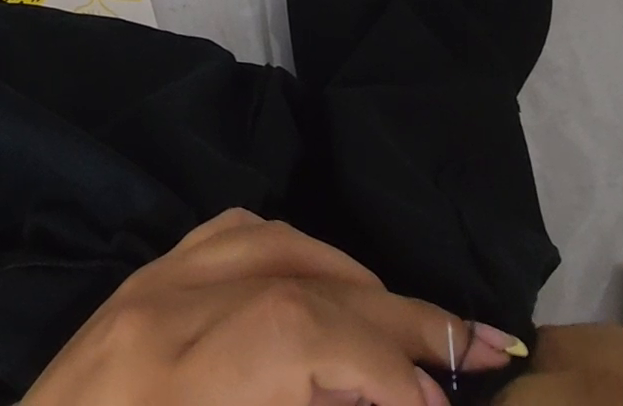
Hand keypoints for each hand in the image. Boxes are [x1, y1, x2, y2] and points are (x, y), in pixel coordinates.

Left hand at [23, 209, 524, 405]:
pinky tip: (322, 280)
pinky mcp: (141, 279)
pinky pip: (225, 233)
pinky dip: (290, 249)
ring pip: (267, 238)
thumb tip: (396, 396)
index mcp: (175, 379)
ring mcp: (145, 284)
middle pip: (295, 277)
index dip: (383, 365)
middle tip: (481, 348)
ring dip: (350, 274)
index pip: (298, 330)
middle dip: (398, 316)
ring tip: (406, 320)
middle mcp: (159, 311)